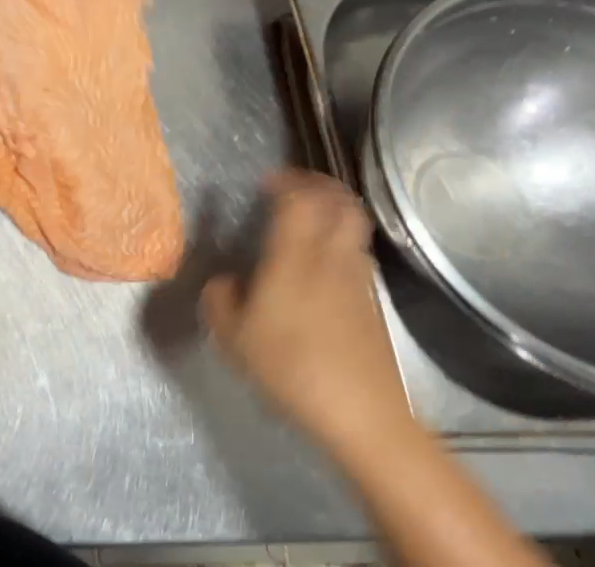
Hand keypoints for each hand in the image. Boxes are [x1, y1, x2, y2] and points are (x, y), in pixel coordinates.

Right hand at [201, 170, 412, 451]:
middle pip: (340, 204)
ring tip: (310, 222)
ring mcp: (359, 281)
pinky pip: (358, 256)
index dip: (286, 182)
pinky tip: (323, 268)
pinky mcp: (374, 305)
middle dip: (320, 188)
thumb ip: (220, 300)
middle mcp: (331, 259)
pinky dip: (342, 245)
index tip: (268, 181)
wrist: (361, 414)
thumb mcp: (233, 337)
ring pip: (354, 229)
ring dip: (335, 214)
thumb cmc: (289, 368)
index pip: (299, 200)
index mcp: (294, 258)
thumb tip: (223, 282)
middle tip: (295, 189)